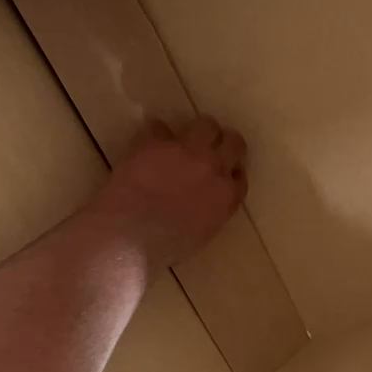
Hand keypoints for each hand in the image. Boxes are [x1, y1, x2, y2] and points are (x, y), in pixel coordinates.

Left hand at [89, 116, 247, 270]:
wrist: (132, 233)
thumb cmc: (166, 246)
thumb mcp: (201, 235)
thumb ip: (211, 213)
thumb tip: (204, 203)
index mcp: (226, 197)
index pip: (240, 176)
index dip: (231, 172)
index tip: (222, 174)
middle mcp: (213, 168)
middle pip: (234, 143)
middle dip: (224, 144)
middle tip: (209, 151)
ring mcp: (186, 150)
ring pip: (206, 124)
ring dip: (198, 131)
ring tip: (183, 140)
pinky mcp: (157, 142)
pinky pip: (159, 127)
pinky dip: (154, 135)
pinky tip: (147, 146)